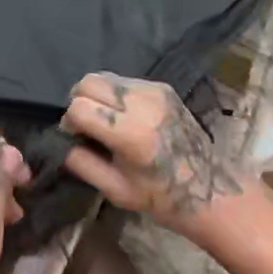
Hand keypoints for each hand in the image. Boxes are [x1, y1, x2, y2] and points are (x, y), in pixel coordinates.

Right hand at [59, 72, 242, 235]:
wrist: (213, 190)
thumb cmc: (162, 197)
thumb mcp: (115, 190)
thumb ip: (81, 163)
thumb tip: (60, 143)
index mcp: (131, 133)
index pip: (78, 107)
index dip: (70, 123)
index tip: (77, 139)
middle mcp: (142, 104)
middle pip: (87, 82)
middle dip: (79, 102)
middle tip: (88, 127)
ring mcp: (154, 91)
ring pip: (103, 77)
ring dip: (96, 96)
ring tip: (106, 120)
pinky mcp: (162, 87)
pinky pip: (123, 80)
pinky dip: (114, 94)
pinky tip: (124, 117)